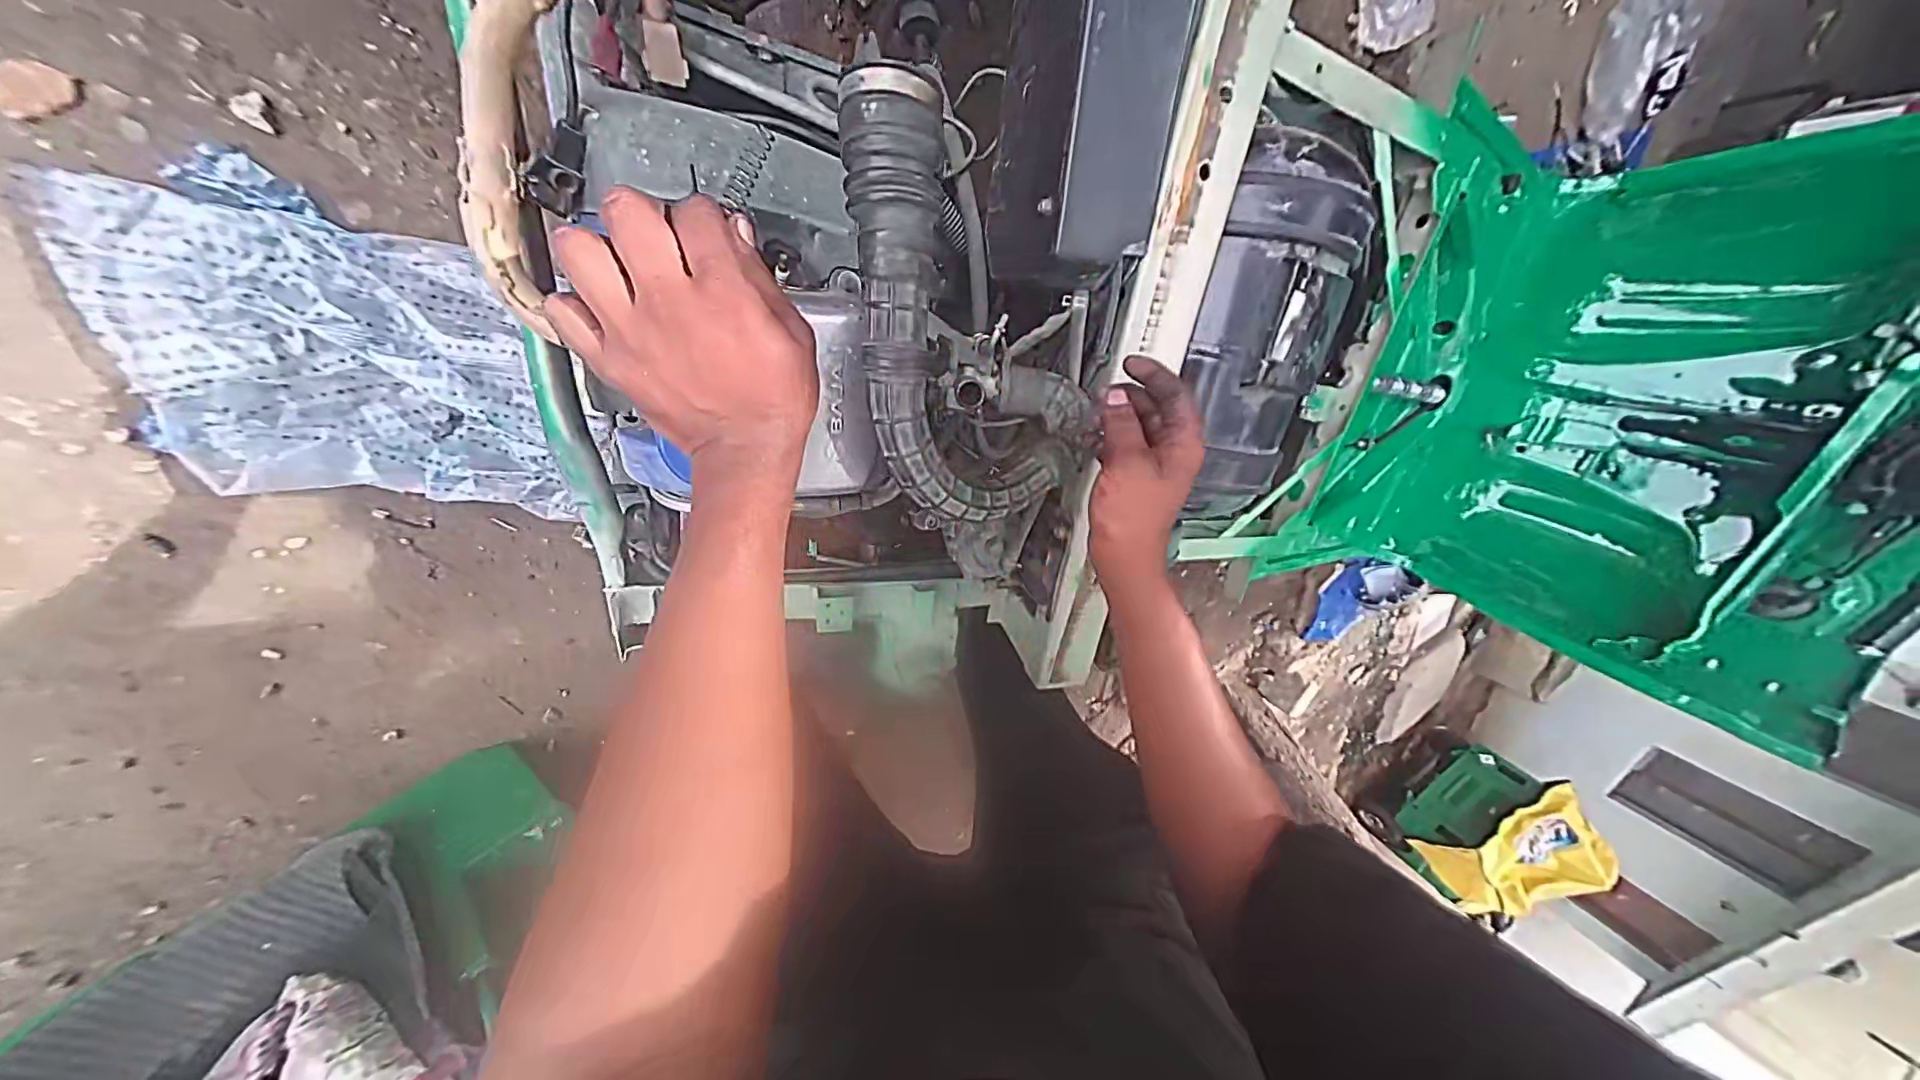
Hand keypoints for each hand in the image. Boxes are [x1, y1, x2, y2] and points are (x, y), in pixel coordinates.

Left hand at [545, 188, 816, 493]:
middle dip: (644, 214)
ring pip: (578, 250)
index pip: (696, 212)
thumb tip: (735, 235)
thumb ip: (760, 277)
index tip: (707, 230)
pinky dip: (576, 303)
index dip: (704, 215)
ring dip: (597, 247)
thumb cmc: (774, 399)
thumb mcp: (792, 331)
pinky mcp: (611, 359)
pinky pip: (563, 312)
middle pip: (627, 211)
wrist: (746, 449)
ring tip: (617, 264)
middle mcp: (669, 302)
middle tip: (656, 236)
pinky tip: (602, 307)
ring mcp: (632, 330)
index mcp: (722, 291)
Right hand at [1090, 355, 1204, 589]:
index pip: (1176, 395)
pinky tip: (1093, 437)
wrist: (1124, 556)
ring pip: (1139, 427)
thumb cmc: (1134, 520)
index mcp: (1183, 445)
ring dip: (1118, 416)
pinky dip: (1110, 437)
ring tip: (1096, 411)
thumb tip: (1113, 397)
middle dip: (1131, 396)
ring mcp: (1154, 466)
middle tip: (1107, 389)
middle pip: (1157, 409)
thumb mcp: (1127, 461)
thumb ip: (1121, 423)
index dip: (1154, 375)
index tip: (1133, 363)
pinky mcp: (1135, 478)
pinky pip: (1125, 446)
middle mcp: (1173, 453)